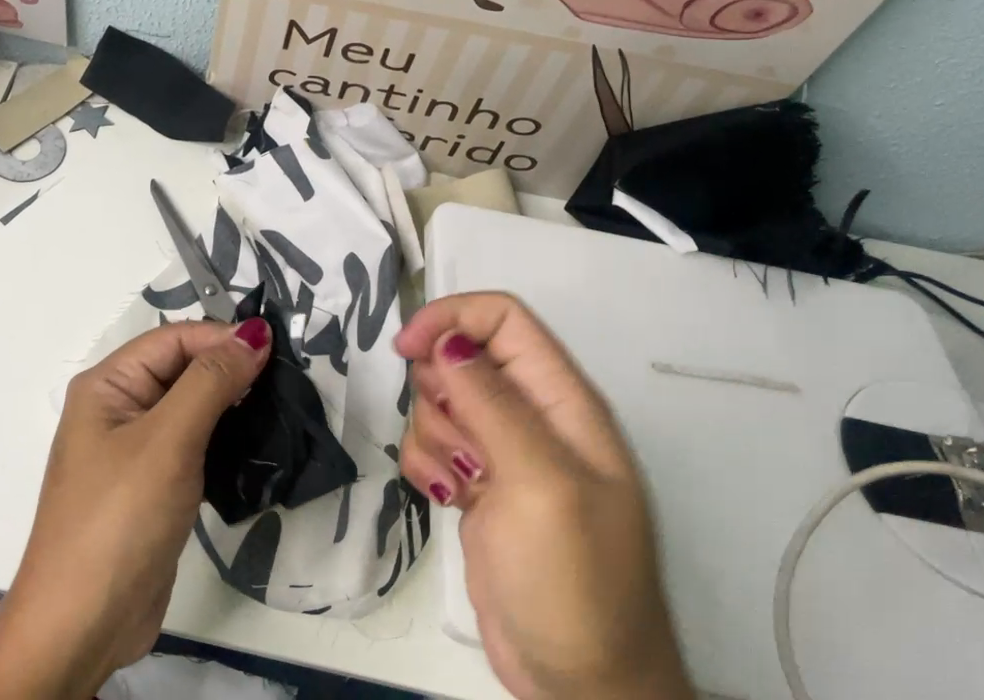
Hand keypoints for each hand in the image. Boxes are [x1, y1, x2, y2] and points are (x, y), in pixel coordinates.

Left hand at [0, 318, 270, 698]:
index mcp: (107, 385)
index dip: (222, 338)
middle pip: (181, 369)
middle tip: (286, 381)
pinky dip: (223, 442)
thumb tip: (254, 332)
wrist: (83, 622)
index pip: (172, 339)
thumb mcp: (168, 440)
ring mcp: (133, 452)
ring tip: (280, 409)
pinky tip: (256, 448)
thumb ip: (211, 381)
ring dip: (231, 406)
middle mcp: (117, 409)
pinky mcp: (152, 488)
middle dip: (229, 369)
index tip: (278, 349)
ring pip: (190, 409)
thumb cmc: (120, 518)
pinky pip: (192, 447)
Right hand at [398, 294, 692, 699]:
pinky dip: (426, 466)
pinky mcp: (476, 486)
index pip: (503, 319)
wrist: (577, 679)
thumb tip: (447, 340)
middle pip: (460, 357)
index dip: (451, 319)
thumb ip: (494, 403)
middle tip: (460, 445)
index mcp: (562, 401)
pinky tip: (448, 501)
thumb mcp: (540, 483)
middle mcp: (533, 417)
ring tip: (462, 484)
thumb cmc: (573, 580)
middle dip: (439, 391)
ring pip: (439, 402)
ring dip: (432, 437)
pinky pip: (430, 446)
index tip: (406, 351)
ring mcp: (503, 453)